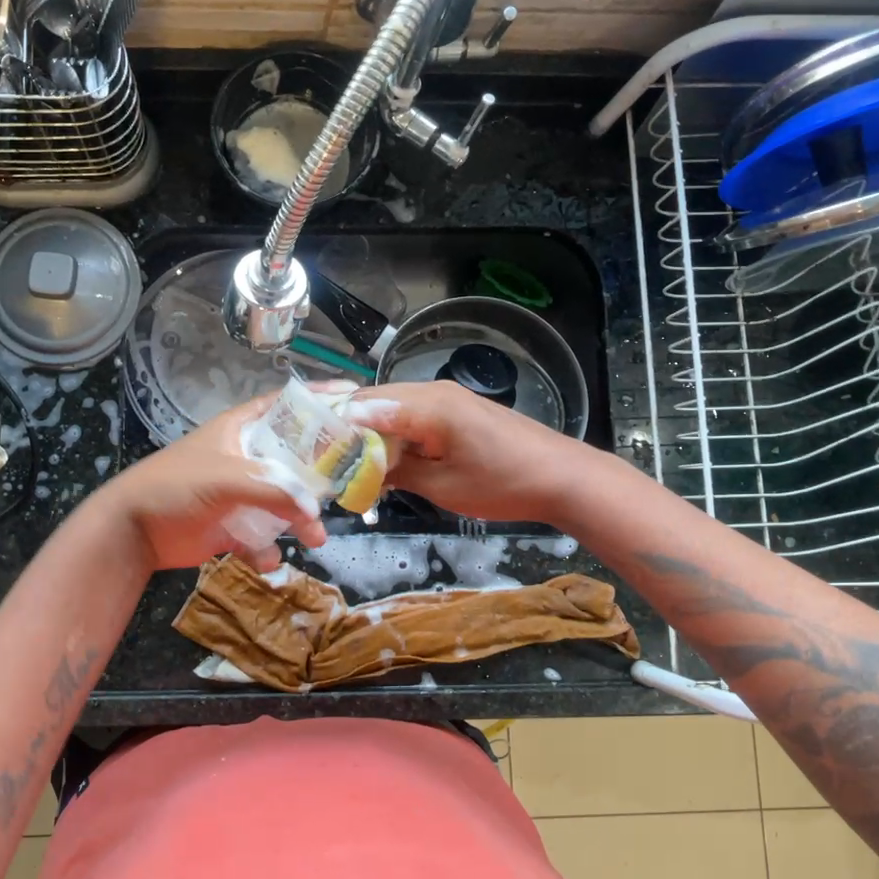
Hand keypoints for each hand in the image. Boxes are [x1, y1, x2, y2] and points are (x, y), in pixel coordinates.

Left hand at [97, 394, 329, 571]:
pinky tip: (264, 561)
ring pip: (285, 502)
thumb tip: (314, 511)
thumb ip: (271, 489)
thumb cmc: (174, 487)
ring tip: (314, 539)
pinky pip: (263, 537)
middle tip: (346, 489)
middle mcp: (245, 456)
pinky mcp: (233, 526)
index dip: (319, 399)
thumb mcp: (225, 477)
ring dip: (301, 521)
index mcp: (241, 429)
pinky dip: (268, 550)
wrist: (132, 532)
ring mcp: (240, 493)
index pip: (287, 405)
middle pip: (296, 458)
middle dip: (320, 478)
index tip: (355, 397)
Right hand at [343, 380, 583, 523]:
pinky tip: (386, 459)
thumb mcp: (441, 487)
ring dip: (371, 432)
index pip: (362, 407)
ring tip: (351, 464)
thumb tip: (357, 470)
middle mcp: (431, 391)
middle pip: (373, 401)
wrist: (563, 477)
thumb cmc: (502, 484)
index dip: (334, 429)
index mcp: (426, 406)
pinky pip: (411, 414)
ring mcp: (446, 397)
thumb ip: (394, 472)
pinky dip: (393, 433)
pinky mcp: (456, 409)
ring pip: (391, 406)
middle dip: (348, 430)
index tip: (315, 456)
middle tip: (328, 462)